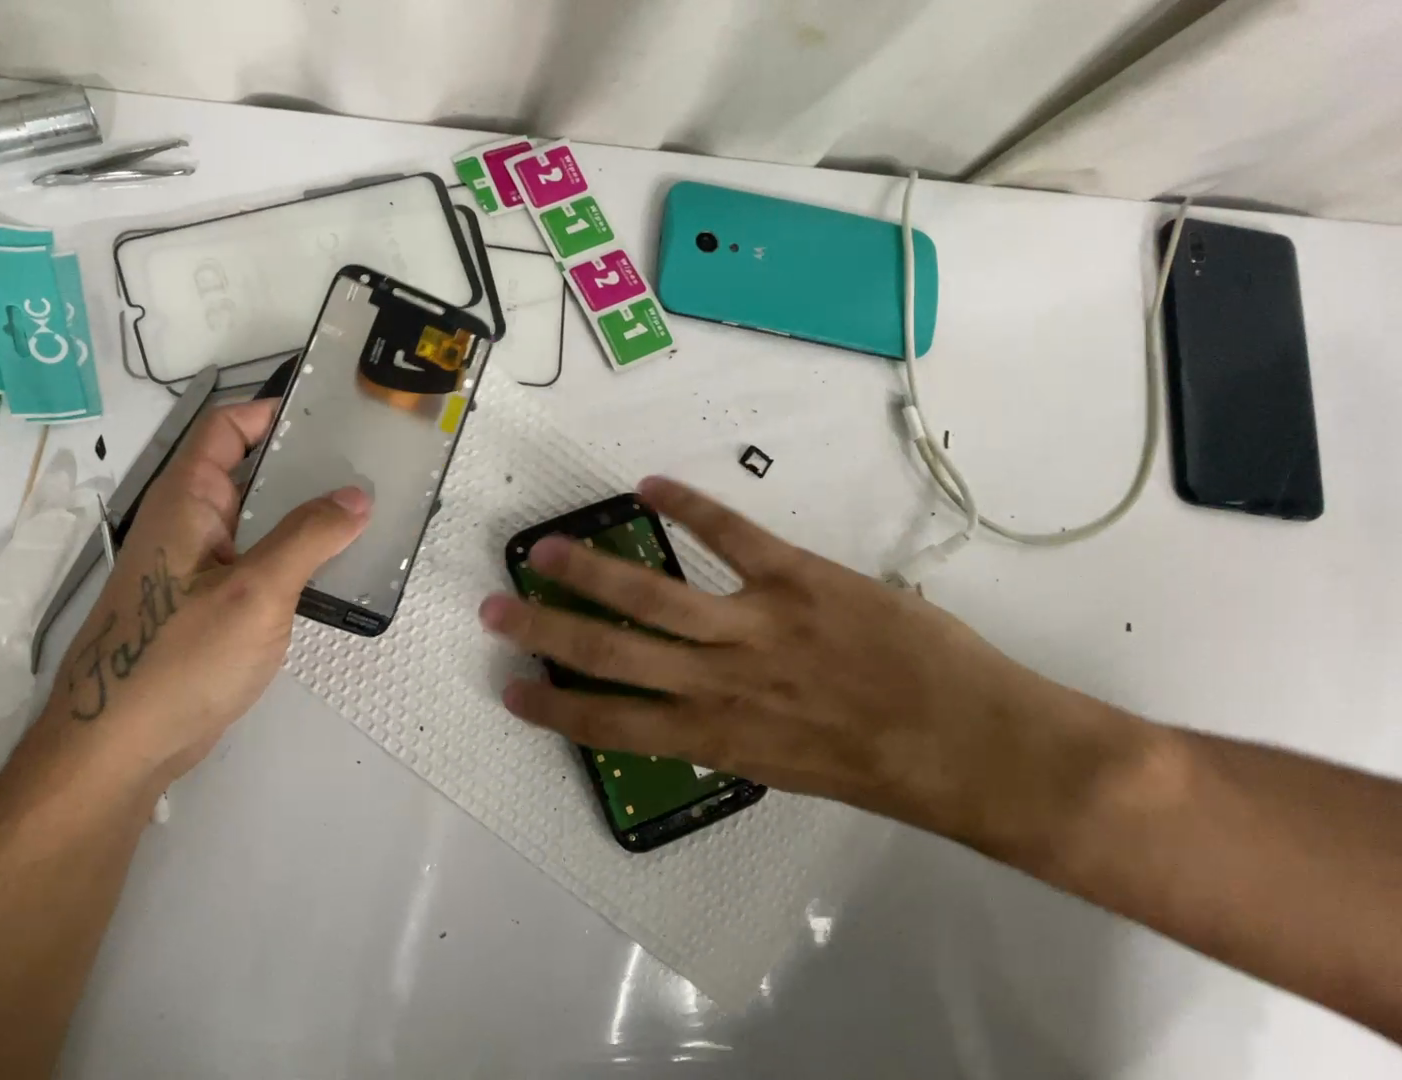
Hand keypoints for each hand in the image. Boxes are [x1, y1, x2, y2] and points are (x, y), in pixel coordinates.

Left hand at [50, 401, 370, 781]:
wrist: (119, 746)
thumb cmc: (181, 658)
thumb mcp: (257, 592)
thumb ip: (309, 537)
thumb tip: (356, 494)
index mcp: (187, 501)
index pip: (226, 429)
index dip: (272, 413)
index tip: (329, 416)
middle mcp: (187, 526)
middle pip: (246, 474)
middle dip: (302, 467)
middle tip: (365, 467)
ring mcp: (194, 570)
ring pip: (254, 525)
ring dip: (302, 518)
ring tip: (364, 515)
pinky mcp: (203, 609)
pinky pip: (254, 565)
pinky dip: (292, 560)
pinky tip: (334, 573)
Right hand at [478, 476, 1123, 850]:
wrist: (979, 746)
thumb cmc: (884, 767)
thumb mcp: (786, 766)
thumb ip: (725, 733)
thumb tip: (683, 707)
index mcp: (717, 738)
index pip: (612, 725)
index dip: (554, 708)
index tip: (509, 690)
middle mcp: (722, 683)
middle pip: (612, 653)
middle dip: (546, 631)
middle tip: (493, 607)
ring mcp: (758, 626)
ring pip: (653, 595)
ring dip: (591, 570)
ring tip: (544, 548)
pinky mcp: (800, 580)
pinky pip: (732, 537)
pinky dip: (688, 509)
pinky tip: (647, 487)